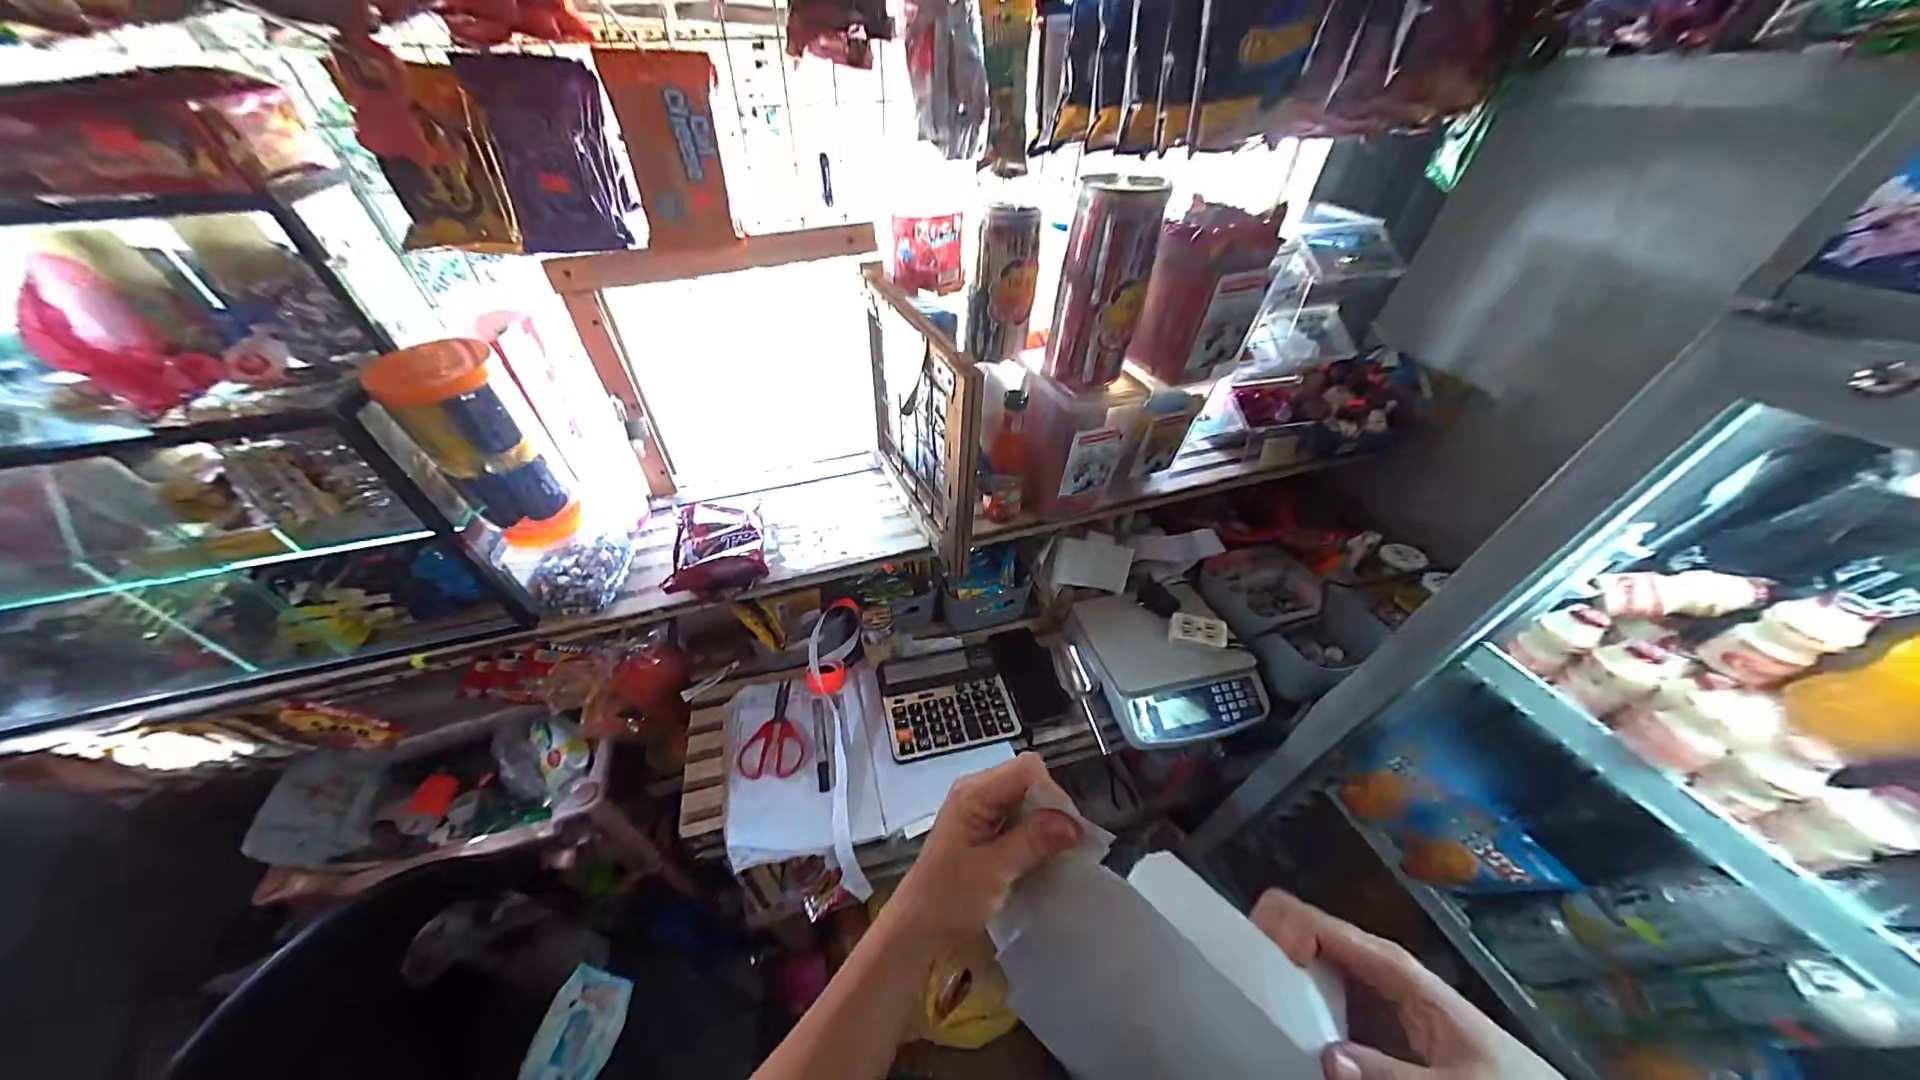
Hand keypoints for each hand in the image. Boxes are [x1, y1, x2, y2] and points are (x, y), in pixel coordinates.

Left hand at [882, 753, 1083, 947]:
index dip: (1052, 793)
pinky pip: (1017, 813)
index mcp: (974, 792)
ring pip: (1025, 797)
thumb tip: (1074, 824)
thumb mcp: (995, 871)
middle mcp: (976, 789)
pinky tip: (1038, 855)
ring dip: (1043, 821)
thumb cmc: (949, 898)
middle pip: (1027, 778)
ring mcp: (978, 805)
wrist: (917, 926)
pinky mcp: (983, 823)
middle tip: (1065, 843)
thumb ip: (1033, 841)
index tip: (1068, 829)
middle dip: (1051, 807)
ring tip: (1054, 851)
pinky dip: (1032, 830)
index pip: (1026, 769)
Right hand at [1251, 890, 1561, 1079]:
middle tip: (1246, 988)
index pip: (1311, 920)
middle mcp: (1368, 967)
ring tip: (1254, 1006)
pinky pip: (1315, 996)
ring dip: (1276, 978)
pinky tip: (1283, 1028)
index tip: (1260, 969)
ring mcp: (1364, 991)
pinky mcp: (1364, 1017)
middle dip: (1266, 951)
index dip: (1276, 932)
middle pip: (1297, 933)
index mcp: (1388, 965)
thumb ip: (1397, 1076)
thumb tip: (1327, 1058)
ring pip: (1301, 963)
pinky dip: (1293, 1003)